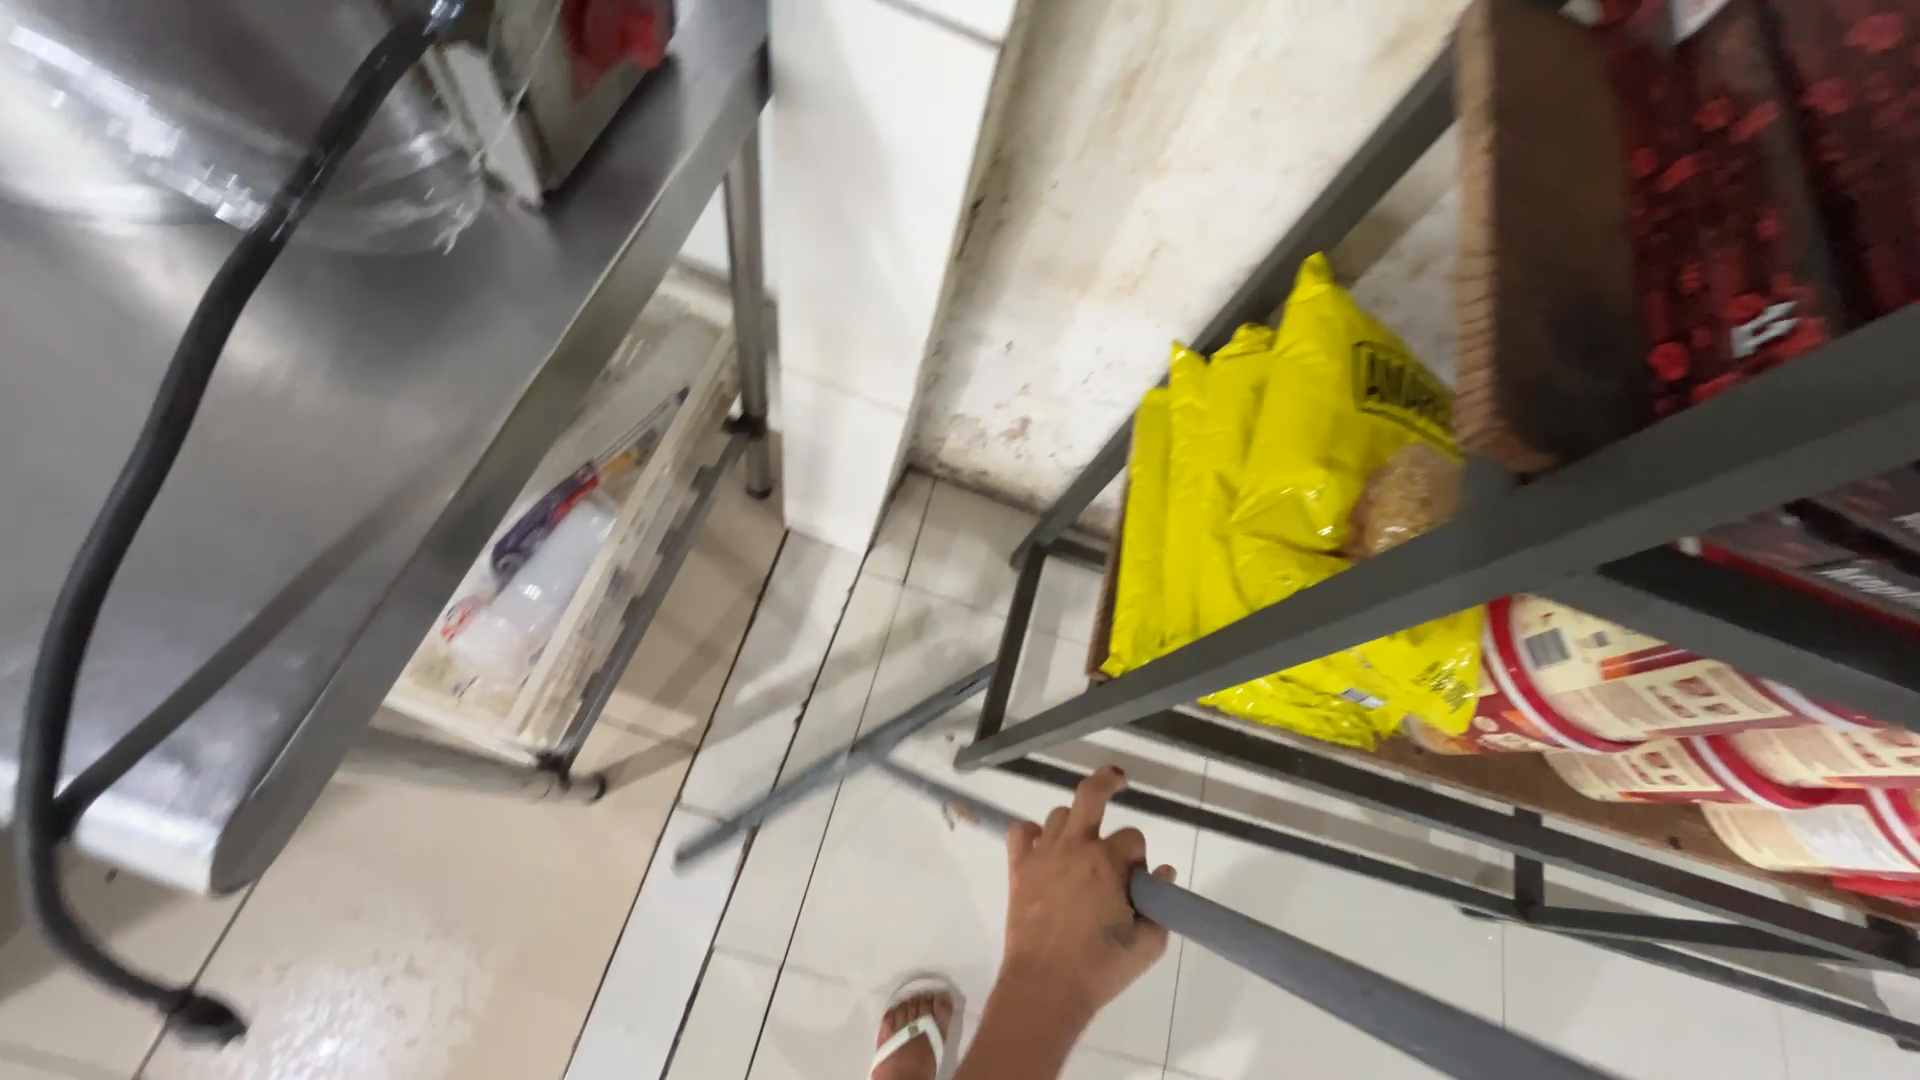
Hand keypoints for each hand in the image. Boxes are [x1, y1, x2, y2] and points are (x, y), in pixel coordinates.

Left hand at [1001, 767, 1176, 1024]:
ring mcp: (1042, 854)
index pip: (1132, 838)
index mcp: (1106, 862)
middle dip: (1108, 781)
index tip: (1136, 882)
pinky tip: (1044, 847)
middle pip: (1091, 794)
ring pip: (1060, 815)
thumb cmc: (1100, 968)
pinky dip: (1032, 833)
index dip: (1138, 857)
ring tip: (1082, 847)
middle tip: (1120, 781)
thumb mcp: (1147, 944)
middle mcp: (1074, 847)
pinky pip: (1021, 832)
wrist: (1046, 986)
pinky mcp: (1019, 868)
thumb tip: (1162, 874)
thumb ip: (1160, 906)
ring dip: (1076, 824)